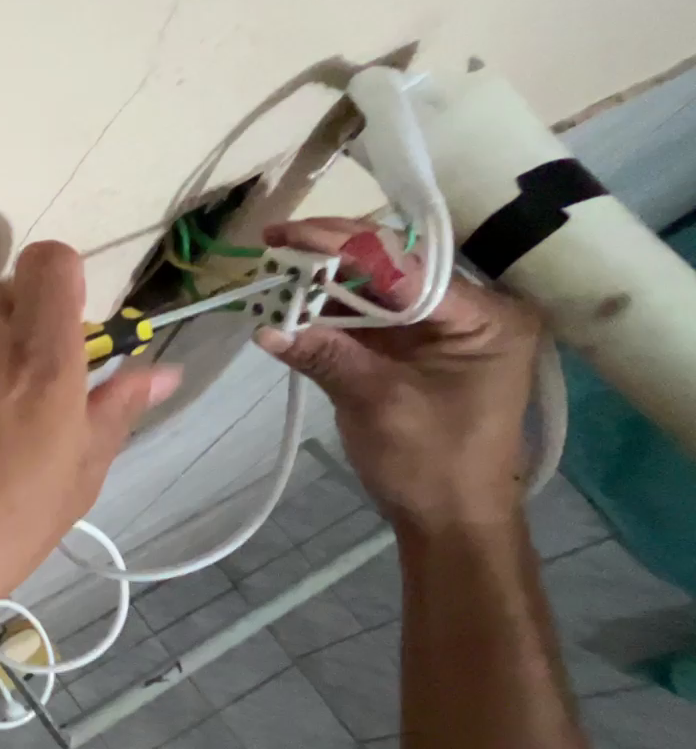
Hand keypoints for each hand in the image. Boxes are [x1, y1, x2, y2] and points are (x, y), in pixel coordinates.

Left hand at [0, 241, 180, 647]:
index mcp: (39, 361)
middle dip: (26, 321)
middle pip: (4, 294)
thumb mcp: (77, 478)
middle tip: (38, 382)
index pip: (49, 263)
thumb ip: (114, 412)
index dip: (64, 280)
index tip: (72, 327)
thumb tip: (158, 372)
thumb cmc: (4, 530)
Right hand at [253, 217, 542, 531]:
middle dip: (333, 255)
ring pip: (376, 292)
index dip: (344, 246)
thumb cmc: (429, 460)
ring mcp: (438, 332)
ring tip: (274, 272)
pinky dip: (328, 314)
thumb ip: (326, 357)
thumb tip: (266, 328)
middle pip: (393, 268)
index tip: (289, 235)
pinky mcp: (412, 352)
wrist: (449, 514)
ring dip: (324, 284)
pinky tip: (292, 306)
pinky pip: (367, 322)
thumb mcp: (376, 403)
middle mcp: (468, 312)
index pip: (406, 266)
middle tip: (274, 244)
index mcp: (483, 317)